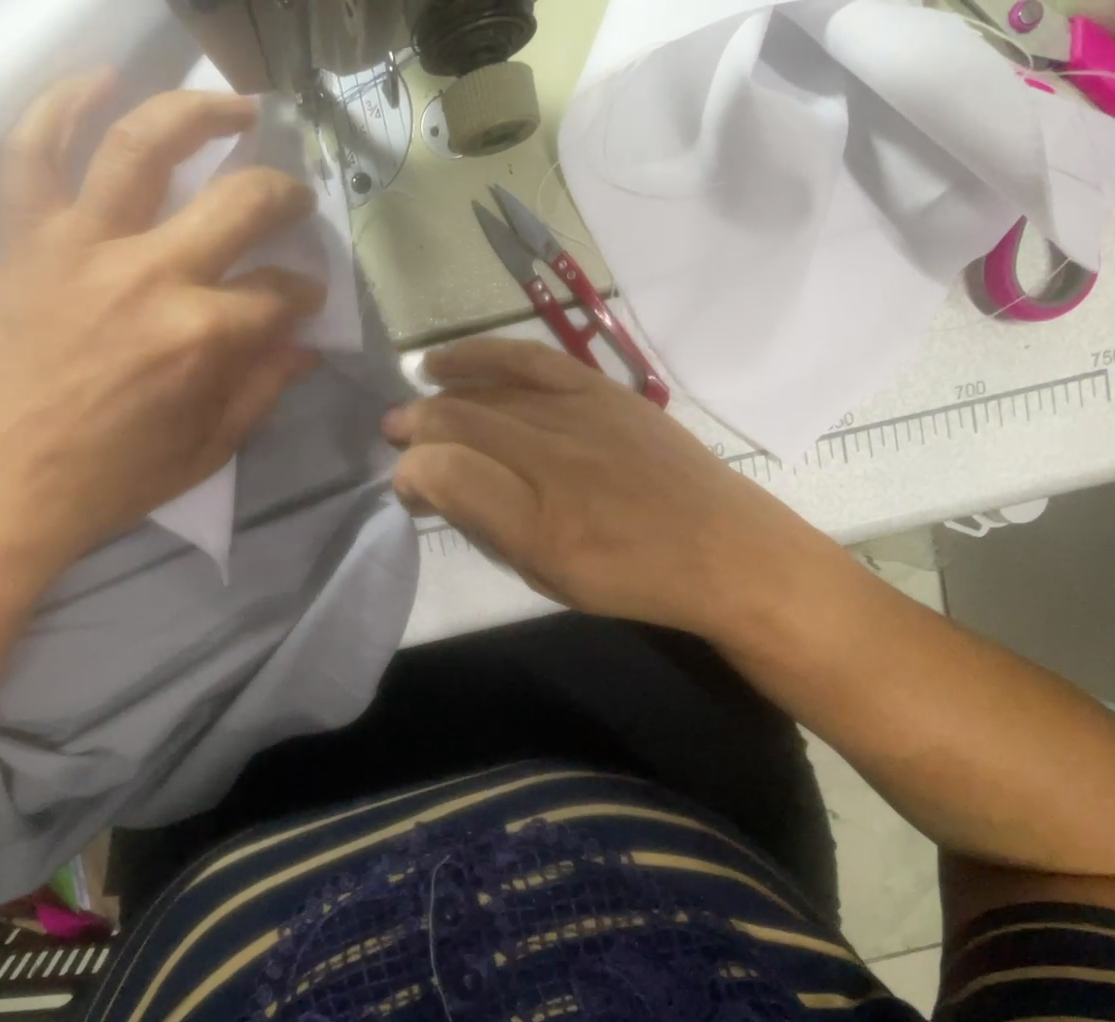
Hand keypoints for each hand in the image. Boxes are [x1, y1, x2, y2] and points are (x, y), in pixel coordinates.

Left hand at [0, 73, 326, 572]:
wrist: (2, 486)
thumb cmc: (110, 481)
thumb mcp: (205, 451)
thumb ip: (260, 390)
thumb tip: (304, 347)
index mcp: (202, 337)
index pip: (278, 295)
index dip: (303, 295)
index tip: (304, 300)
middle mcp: (151, 274)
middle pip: (239, 203)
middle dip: (284, 198)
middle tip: (294, 204)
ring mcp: (82, 246)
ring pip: (144, 145)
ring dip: (200, 113)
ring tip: (234, 108)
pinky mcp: (26, 240)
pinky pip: (33, 152)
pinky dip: (61, 105)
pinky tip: (102, 81)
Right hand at [385, 340, 843, 639]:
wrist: (723, 549)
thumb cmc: (627, 575)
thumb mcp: (545, 572)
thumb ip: (484, 523)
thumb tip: (430, 483)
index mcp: (535, 518)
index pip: (443, 472)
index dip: (410, 474)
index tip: (403, 489)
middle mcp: (551, 455)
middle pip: (457, 423)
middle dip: (413, 431)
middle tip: (391, 444)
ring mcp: (578, 412)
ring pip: (484, 392)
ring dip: (436, 397)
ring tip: (409, 407)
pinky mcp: (600, 388)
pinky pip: (528, 358)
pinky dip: (480, 353)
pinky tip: (448, 360)